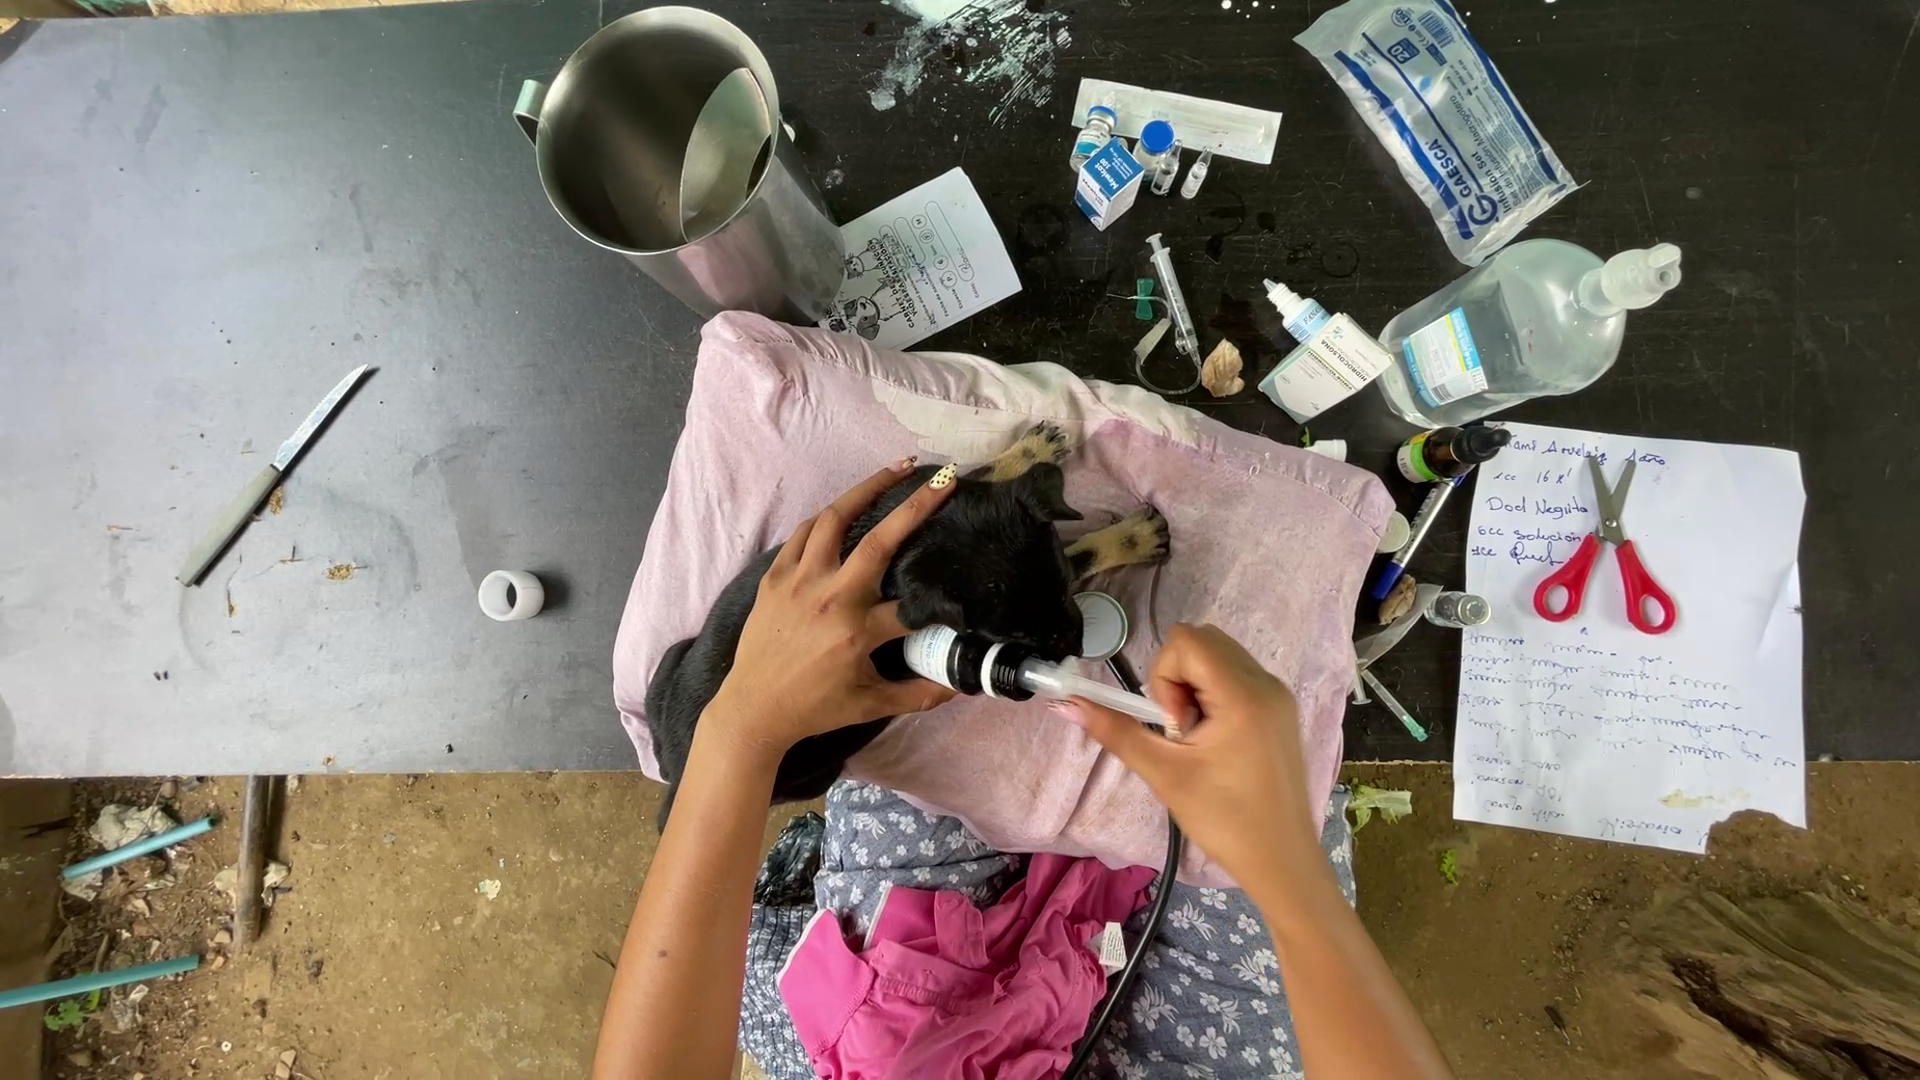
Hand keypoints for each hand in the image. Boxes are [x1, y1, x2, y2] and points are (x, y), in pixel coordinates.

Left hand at [704, 461, 959, 760]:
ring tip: (897, 468)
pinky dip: (828, 517)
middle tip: (941, 479)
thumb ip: (920, 693)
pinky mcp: (775, 577)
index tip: (959, 583)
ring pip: (835, 521)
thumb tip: (962, 684)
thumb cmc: (816, 708)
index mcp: (857, 633)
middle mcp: (830, 600)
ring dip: (868, 488)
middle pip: (879, 542)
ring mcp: (799, 583)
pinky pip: (803, 534)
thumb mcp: (872, 707)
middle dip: (914, 506)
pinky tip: (848, 506)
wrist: (753, 709)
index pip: (912, 606)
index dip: (941, 599)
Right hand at [1062, 624, 1321, 889]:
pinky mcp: (1279, 708)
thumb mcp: (1164, 774)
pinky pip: (1234, 674)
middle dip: (1176, 677)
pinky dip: (1212, 693)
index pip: (1187, 640)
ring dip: (1193, 685)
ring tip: (1196, 736)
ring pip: (1218, 655)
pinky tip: (1213, 739)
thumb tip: (1067, 704)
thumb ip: (1115, 731)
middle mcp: (1265, 683)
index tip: (1173, 726)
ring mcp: (1277, 694)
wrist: (1282, 863)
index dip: (1165, 676)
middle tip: (1180, 729)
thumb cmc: (1224, 820)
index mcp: (1243, 696)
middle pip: (1202, 640)